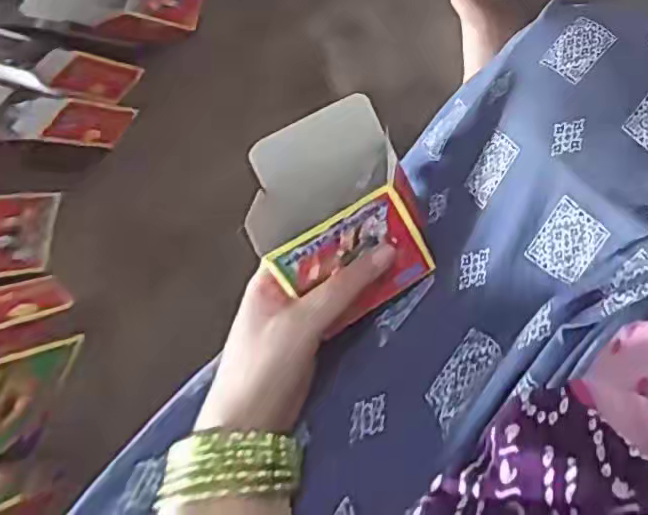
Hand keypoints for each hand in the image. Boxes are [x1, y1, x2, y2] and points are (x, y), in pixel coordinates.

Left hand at [194, 245, 396, 433]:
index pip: (309, 240)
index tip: (375, 214)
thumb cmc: (264, 367)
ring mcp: (301, 315)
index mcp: (271, 278)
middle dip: (360, 250)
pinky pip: (345, 307)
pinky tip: (388, 286)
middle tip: (396, 232)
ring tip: (400, 253)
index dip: (341, 226)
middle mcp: (286, 290)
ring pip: (339, 284)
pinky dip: (364, 297)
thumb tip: (388, 250)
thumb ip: (346, 285)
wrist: (247, 434)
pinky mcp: (315, 336)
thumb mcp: (305, 320)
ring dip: (366, 274)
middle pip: (328, 262)